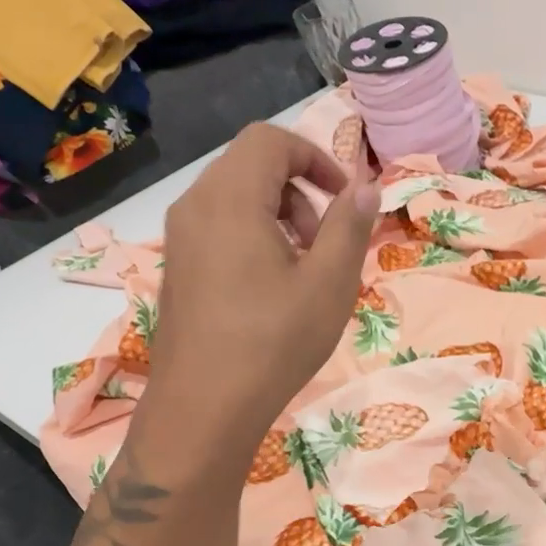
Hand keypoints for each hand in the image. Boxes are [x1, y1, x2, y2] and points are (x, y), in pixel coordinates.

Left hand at [149, 122, 377, 434]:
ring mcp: (180, 236)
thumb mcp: (329, 284)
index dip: (316, 158)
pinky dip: (255, 236)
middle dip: (300, 191)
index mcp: (232, 197)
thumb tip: (366, 186)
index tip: (347, 201)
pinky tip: (274, 291)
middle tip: (327, 243)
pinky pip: (220, 227)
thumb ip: (349, 227)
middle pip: (251, 165)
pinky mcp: (178, 266)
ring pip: (235, 197)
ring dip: (280, 216)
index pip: (271, 140)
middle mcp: (196, 204)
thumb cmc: (275, 341)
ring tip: (305, 270)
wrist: (205, 404)